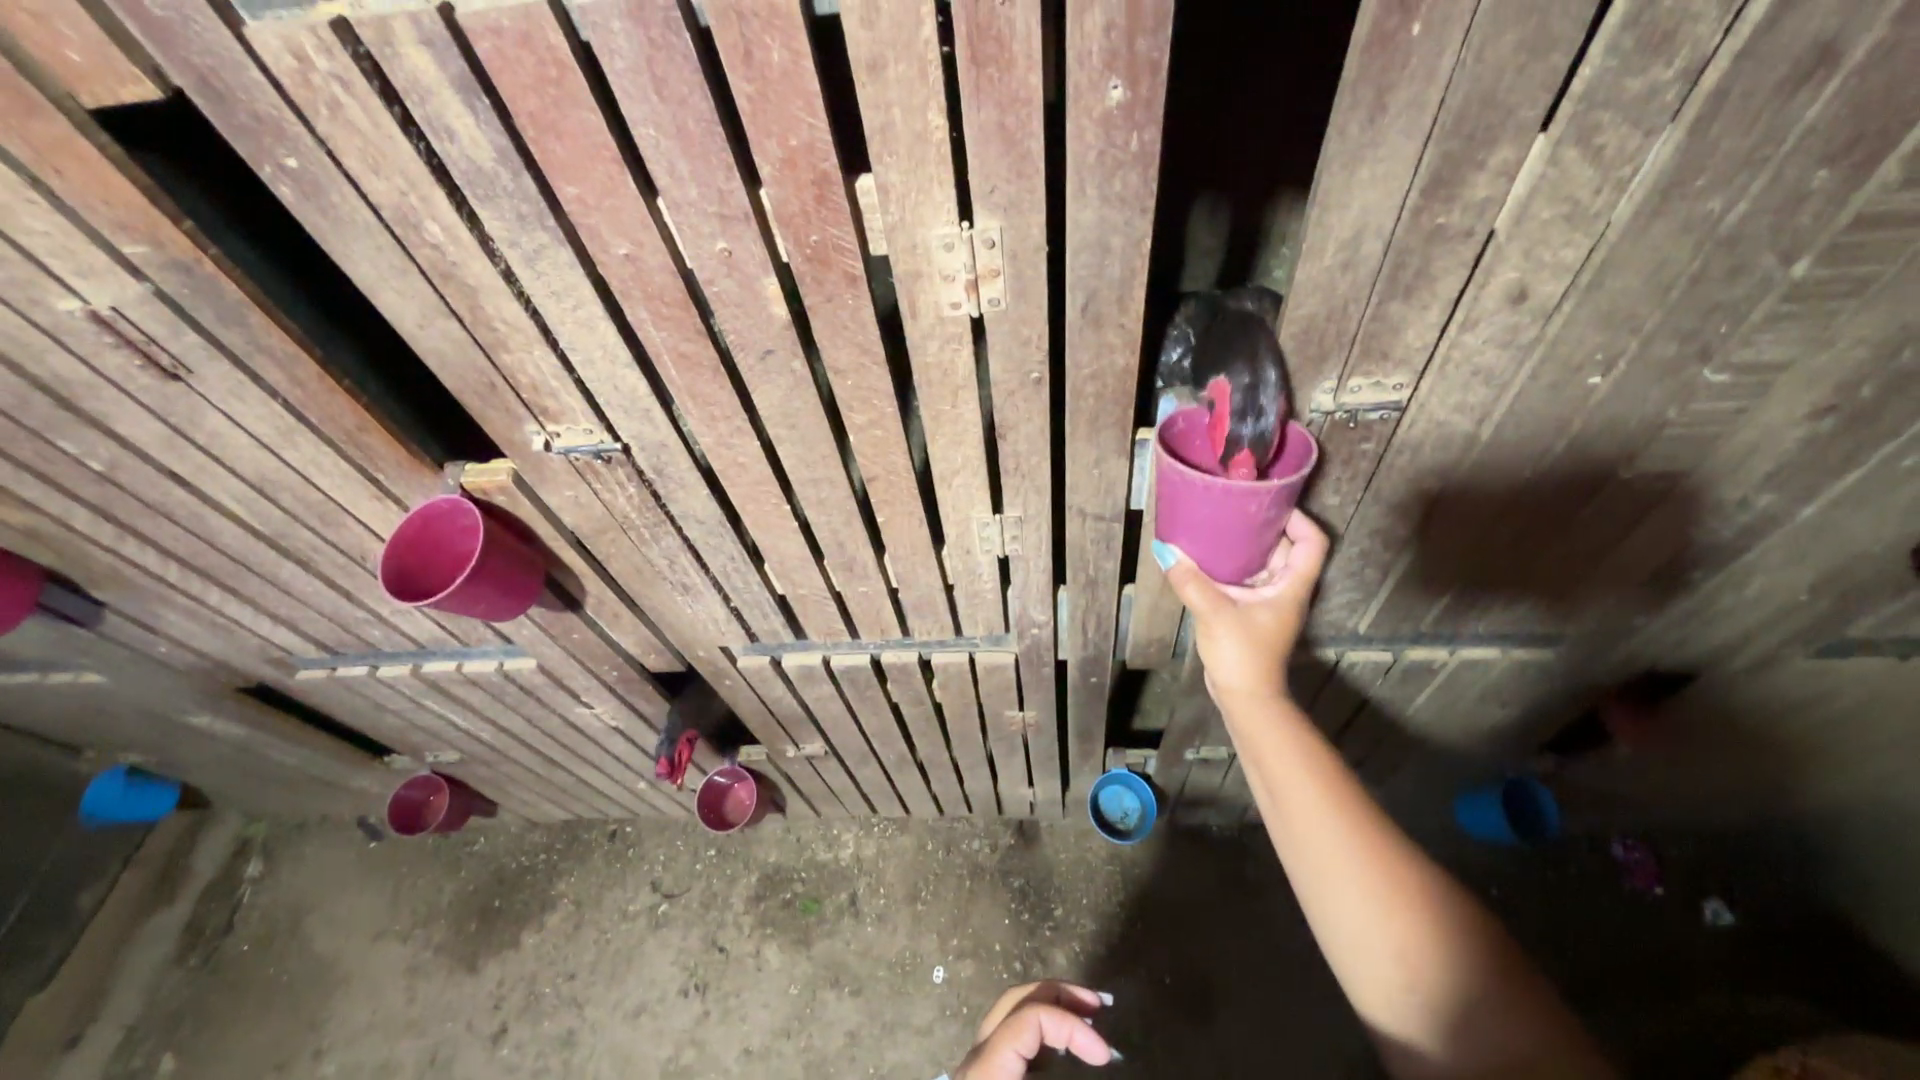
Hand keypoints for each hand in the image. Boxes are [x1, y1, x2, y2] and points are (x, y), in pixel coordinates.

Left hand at [952, 981, 1114, 1078]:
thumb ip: (1064, 1075)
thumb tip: (1105, 1055)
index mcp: (986, 1065)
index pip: (1030, 1017)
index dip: (1070, 1026)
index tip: (1105, 1054)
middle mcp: (976, 1054)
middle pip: (1017, 998)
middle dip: (1060, 995)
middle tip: (1099, 1006)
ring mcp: (978, 1061)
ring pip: (1012, 1012)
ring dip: (1051, 1006)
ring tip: (1087, 1015)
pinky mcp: (985, 1072)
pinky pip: (1012, 1035)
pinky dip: (1041, 1029)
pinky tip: (1064, 1042)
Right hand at [1154, 511, 1329, 706]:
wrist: (1245, 697)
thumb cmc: (1242, 654)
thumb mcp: (1214, 612)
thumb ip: (1190, 580)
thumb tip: (1166, 550)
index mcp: (1291, 586)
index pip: (1312, 542)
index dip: (1298, 519)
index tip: (1270, 503)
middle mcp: (1285, 590)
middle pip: (1284, 549)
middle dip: (1262, 528)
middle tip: (1234, 509)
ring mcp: (1269, 604)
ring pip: (1262, 565)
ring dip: (1243, 549)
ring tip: (1216, 528)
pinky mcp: (1251, 614)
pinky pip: (1245, 581)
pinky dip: (1229, 568)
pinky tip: (1204, 560)